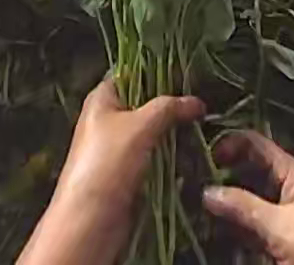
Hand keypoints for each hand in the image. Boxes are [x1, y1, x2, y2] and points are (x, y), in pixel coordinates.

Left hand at [16, 79, 202, 264]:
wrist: (89, 222)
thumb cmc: (108, 163)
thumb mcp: (139, 126)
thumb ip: (167, 108)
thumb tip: (197, 101)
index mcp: (103, 97)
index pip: (132, 72)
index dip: (158, 72)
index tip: (189, 77)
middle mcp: (108, 117)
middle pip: (144, 104)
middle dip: (171, 108)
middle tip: (201, 110)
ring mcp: (118, 146)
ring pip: (152, 133)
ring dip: (174, 136)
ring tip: (204, 134)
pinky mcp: (127, 173)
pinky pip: (153, 158)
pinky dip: (170, 158)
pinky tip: (192, 159)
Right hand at [203, 132, 293, 264]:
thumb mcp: (281, 229)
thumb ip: (243, 207)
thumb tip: (205, 191)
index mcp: (293, 175)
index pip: (255, 143)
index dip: (229, 143)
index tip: (206, 158)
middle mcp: (290, 190)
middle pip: (251, 171)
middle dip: (225, 176)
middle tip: (197, 185)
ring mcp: (290, 218)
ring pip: (252, 201)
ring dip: (230, 205)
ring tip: (204, 210)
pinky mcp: (289, 243)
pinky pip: (258, 227)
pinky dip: (241, 228)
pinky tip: (223, 234)